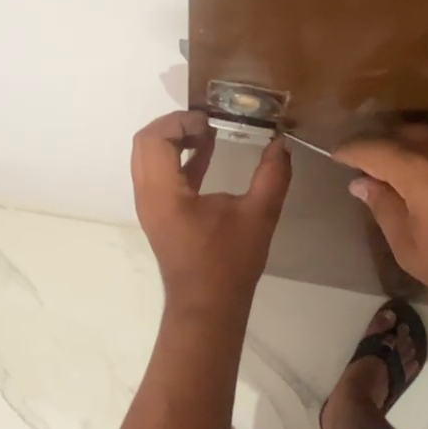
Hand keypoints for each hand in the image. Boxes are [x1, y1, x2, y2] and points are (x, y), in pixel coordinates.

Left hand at [131, 111, 292, 315]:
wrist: (208, 308)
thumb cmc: (229, 263)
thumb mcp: (259, 215)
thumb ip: (272, 175)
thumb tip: (282, 143)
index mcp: (163, 193)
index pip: (154, 139)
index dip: (180, 122)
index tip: (211, 121)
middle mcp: (148, 195)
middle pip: (145, 143)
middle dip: (174, 125)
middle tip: (207, 121)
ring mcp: (151, 205)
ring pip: (149, 157)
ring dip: (175, 140)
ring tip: (209, 132)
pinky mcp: (161, 213)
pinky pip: (160, 173)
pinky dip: (179, 157)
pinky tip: (208, 150)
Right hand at [333, 126, 427, 319]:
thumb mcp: (414, 251)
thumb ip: (384, 210)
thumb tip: (363, 182)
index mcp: (420, 169)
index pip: (373, 147)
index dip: (351, 150)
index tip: (339, 157)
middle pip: (407, 133)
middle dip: (386, 145)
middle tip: (377, 165)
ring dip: (424, 149)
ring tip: (420, 171)